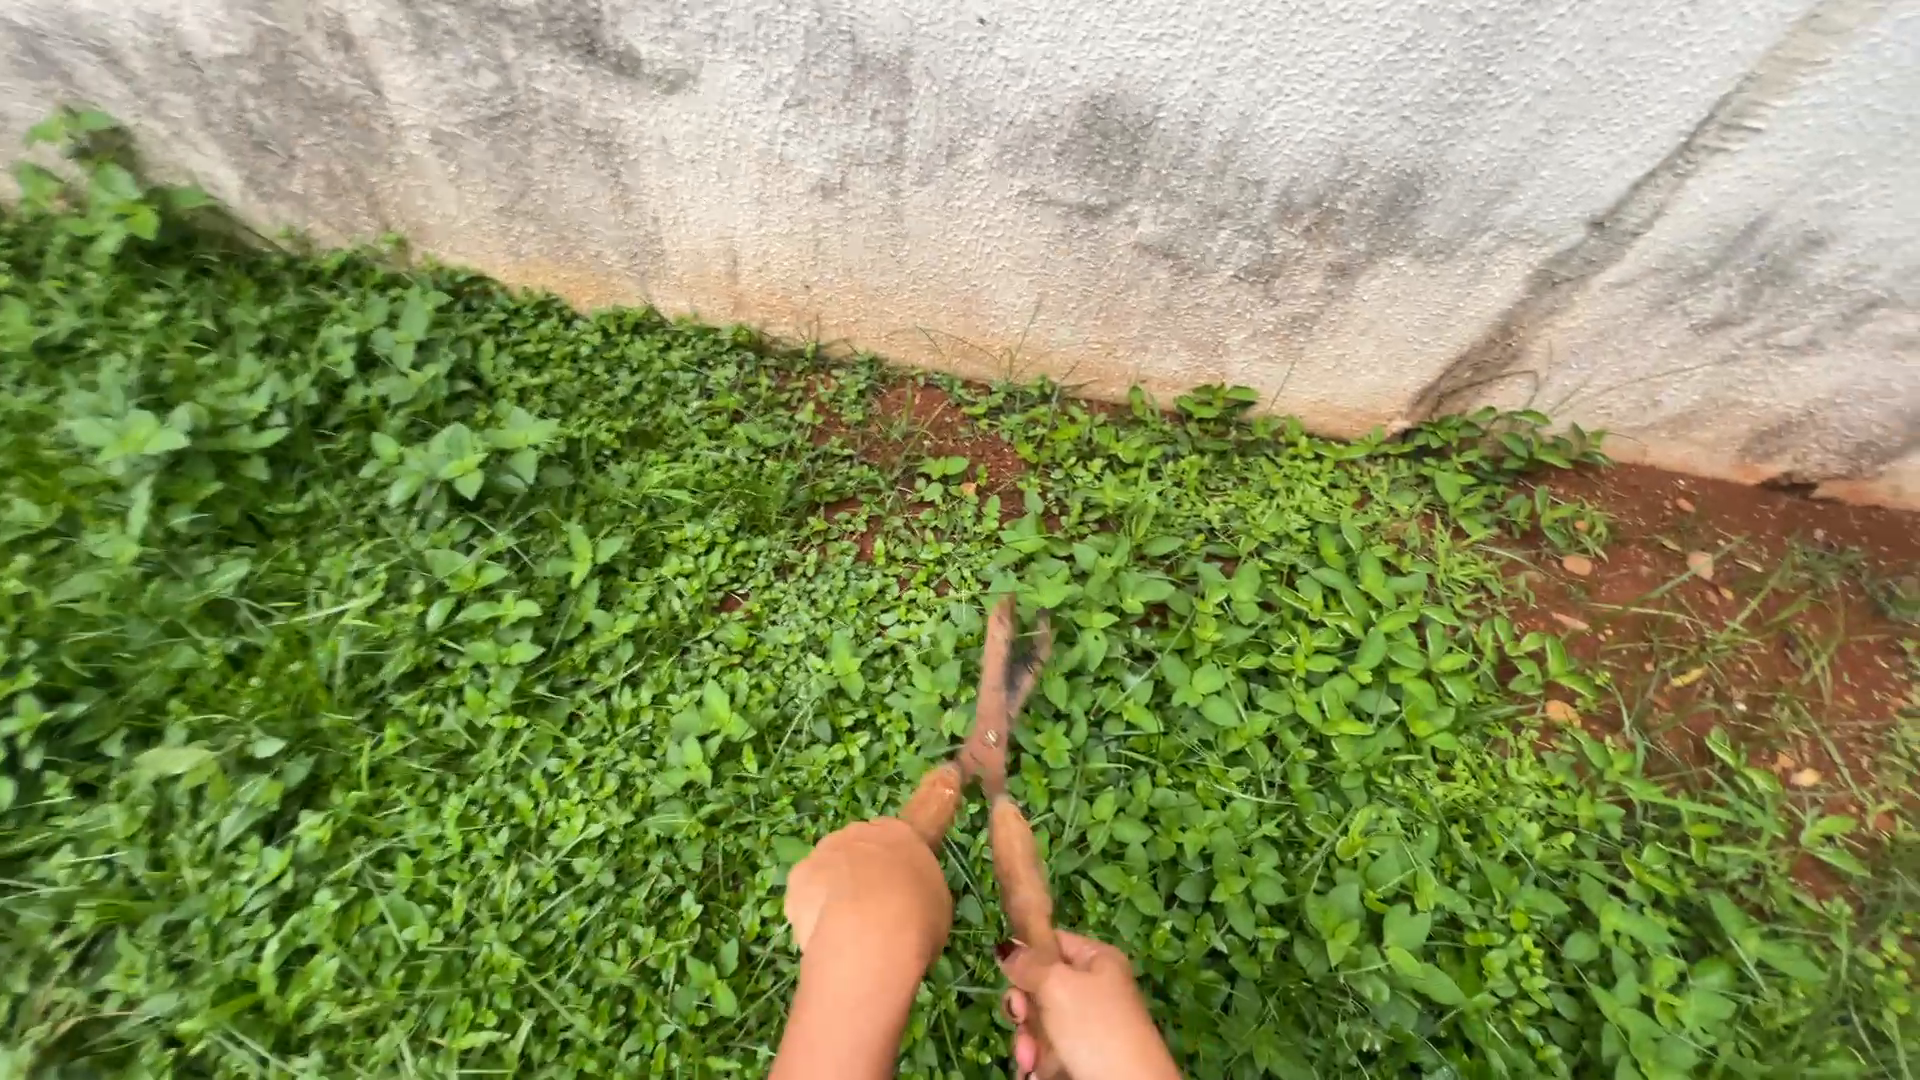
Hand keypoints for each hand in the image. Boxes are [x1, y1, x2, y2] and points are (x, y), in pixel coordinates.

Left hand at [784, 817, 951, 966]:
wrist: (874, 932)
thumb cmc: (917, 916)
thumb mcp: (934, 902)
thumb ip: (917, 892)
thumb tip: (906, 903)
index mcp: (898, 832)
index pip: (890, 836)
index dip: (887, 862)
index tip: (891, 887)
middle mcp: (859, 832)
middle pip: (855, 847)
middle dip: (858, 872)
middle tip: (868, 908)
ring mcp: (825, 851)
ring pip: (827, 867)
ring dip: (832, 889)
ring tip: (843, 928)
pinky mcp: (799, 875)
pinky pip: (805, 891)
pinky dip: (810, 909)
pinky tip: (822, 933)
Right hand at [999, 931, 1179, 1079]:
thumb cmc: (1095, 1029)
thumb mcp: (1057, 985)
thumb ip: (1028, 964)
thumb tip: (1007, 948)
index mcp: (1097, 961)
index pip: (1053, 942)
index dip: (1027, 954)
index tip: (1008, 972)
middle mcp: (1093, 990)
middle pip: (1041, 986)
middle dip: (1023, 1006)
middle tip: (1019, 1018)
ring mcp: (1088, 1027)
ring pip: (1040, 1023)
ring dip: (1027, 1040)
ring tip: (1029, 1059)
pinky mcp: (1082, 1059)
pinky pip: (1048, 1051)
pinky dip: (1037, 1061)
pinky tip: (1034, 1072)